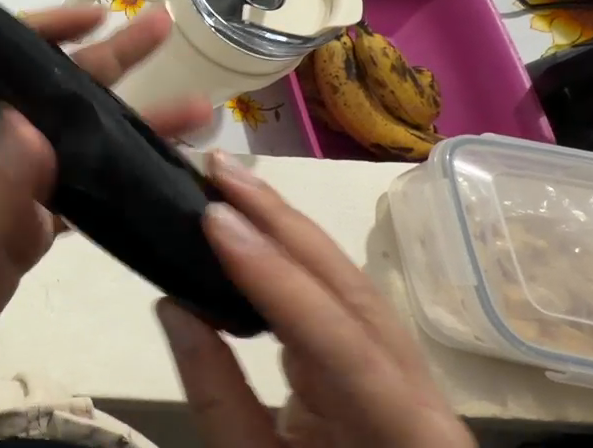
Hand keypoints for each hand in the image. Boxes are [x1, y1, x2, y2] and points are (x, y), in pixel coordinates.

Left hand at [0, 5, 209, 418]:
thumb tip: (36, 126)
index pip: (2, 68)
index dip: (49, 36)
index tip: (100, 16)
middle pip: (51, 101)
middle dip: (106, 67)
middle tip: (163, 32)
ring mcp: (7, 194)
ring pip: (75, 150)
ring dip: (126, 131)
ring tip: (194, 114)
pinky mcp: (23, 235)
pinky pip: (79, 203)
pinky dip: (118, 192)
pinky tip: (159, 182)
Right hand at [157, 151, 472, 447]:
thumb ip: (215, 393)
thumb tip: (172, 302)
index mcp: (399, 436)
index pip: (340, 343)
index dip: (276, 277)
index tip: (215, 219)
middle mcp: (419, 395)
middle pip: (355, 293)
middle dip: (283, 223)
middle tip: (218, 171)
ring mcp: (405, 374)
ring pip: (350, 285)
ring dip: (286, 226)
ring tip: (231, 182)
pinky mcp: (378, 362)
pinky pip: (339, 298)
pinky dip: (292, 254)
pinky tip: (255, 223)